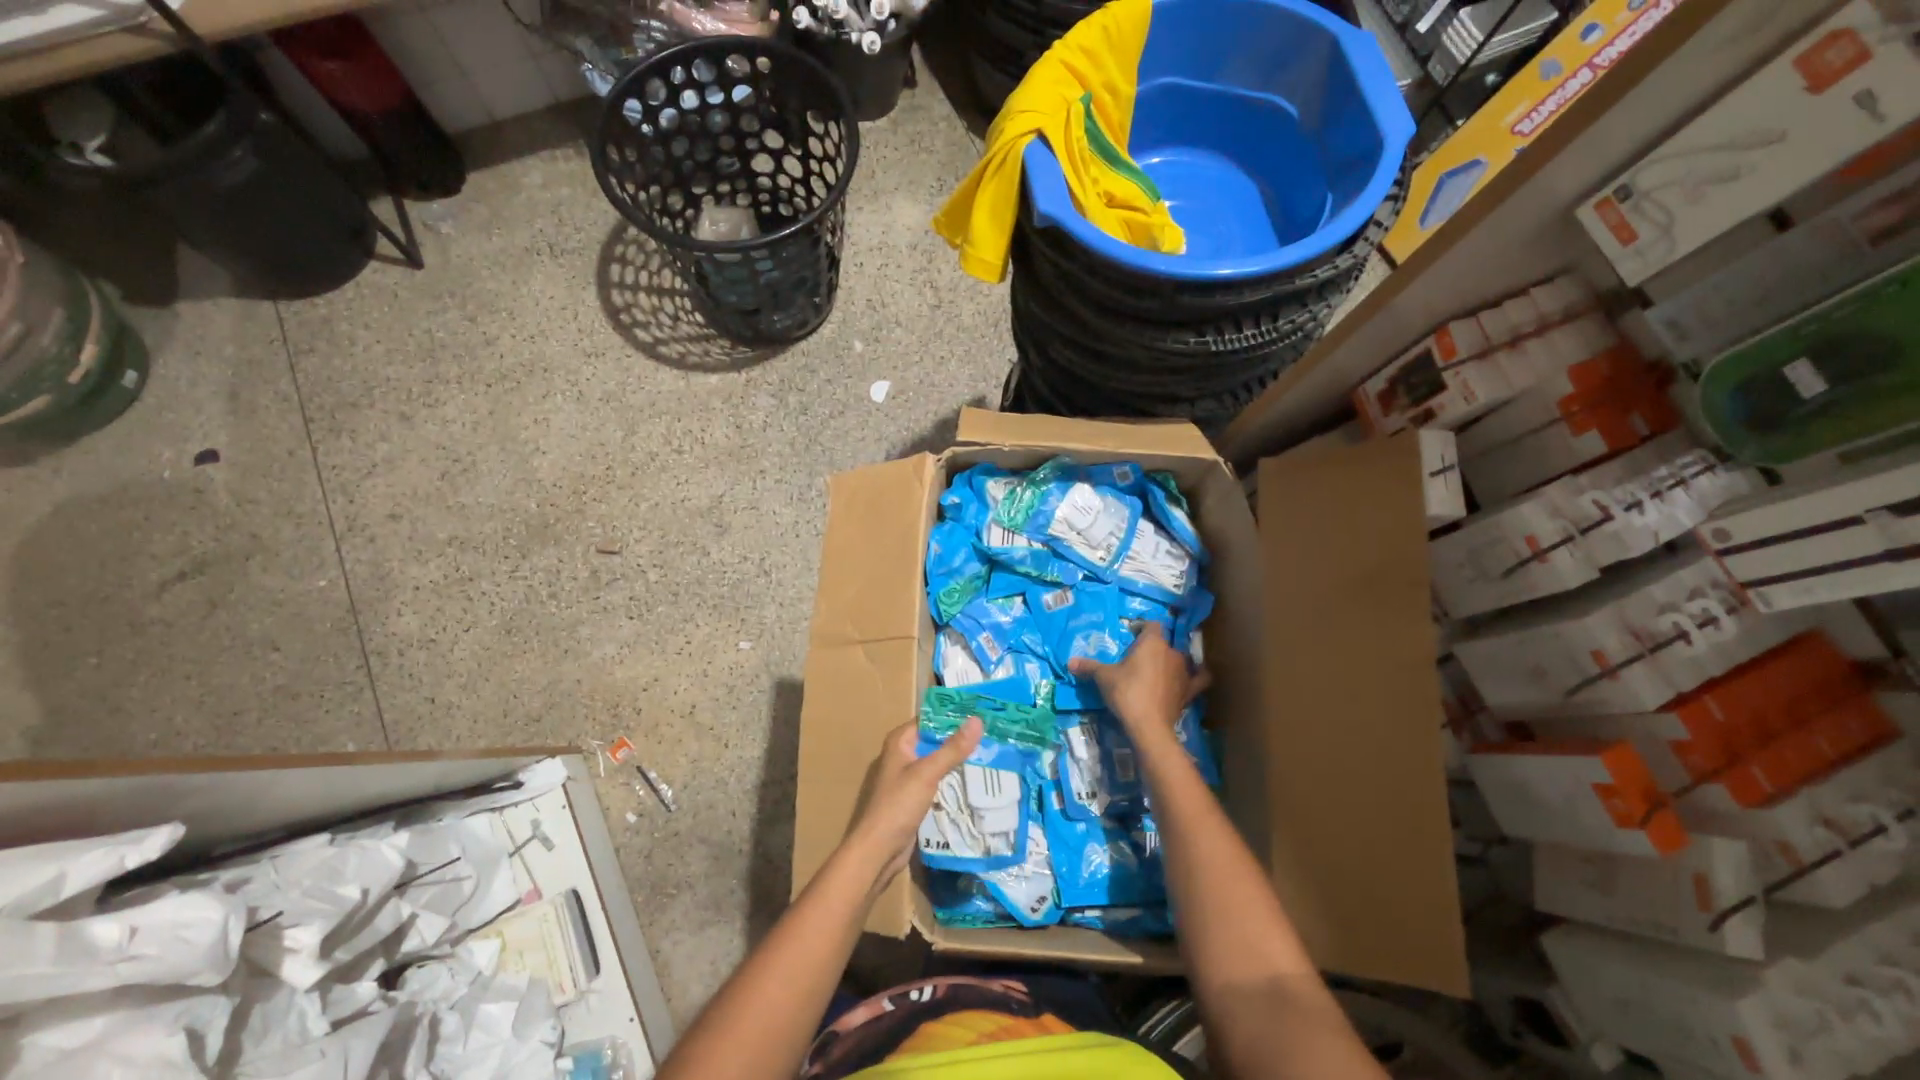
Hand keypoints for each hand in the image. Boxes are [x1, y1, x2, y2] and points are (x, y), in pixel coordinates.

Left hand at [845, 717, 982, 888]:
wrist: (879, 850)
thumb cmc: (898, 805)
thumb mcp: (927, 773)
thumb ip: (952, 748)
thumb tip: (977, 721)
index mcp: (900, 742)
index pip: (931, 720)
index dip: (955, 716)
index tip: (984, 714)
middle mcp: (903, 755)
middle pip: (937, 741)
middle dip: (962, 740)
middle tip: (995, 735)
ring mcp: (909, 778)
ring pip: (940, 763)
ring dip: (960, 761)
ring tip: (993, 755)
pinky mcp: (916, 798)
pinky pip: (939, 782)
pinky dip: (955, 780)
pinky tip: (978, 781)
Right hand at [1069, 624, 1207, 738]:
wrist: (1148, 725)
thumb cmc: (1126, 692)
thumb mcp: (1103, 678)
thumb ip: (1089, 667)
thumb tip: (1070, 661)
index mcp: (1153, 642)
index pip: (1151, 625)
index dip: (1141, 627)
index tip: (1131, 634)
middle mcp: (1172, 652)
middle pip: (1164, 642)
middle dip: (1153, 647)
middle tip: (1137, 658)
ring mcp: (1184, 671)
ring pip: (1180, 659)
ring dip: (1170, 661)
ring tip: (1157, 670)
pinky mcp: (1189, 690)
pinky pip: (1198, 678)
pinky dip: (1197, 676)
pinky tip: (1192, 677)